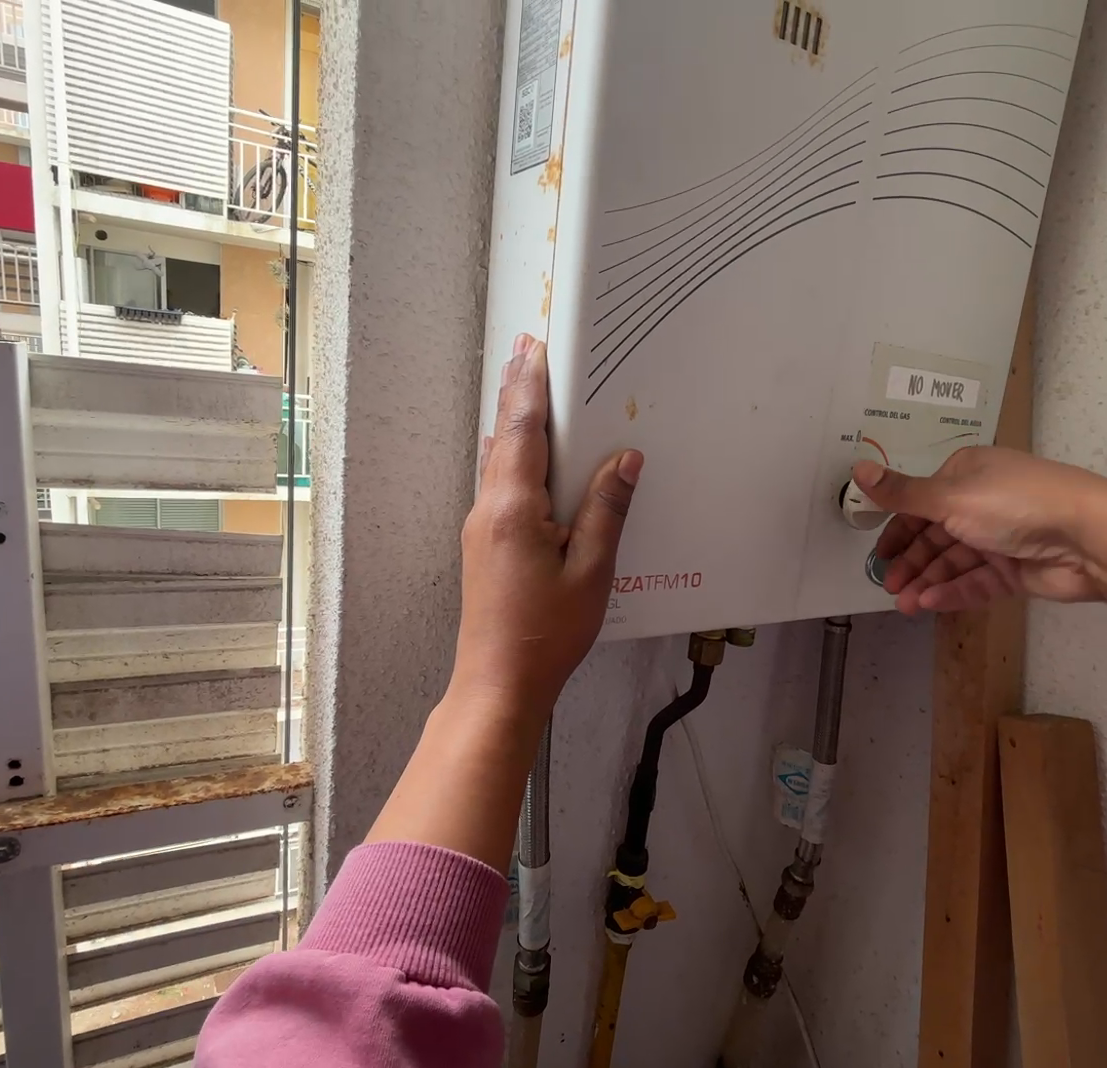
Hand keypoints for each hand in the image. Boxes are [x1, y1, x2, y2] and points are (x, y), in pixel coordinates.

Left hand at [450, 334, 642, 719]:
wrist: (499, 680)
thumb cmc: (548, 631)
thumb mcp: (591, 570)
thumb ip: (606, 509)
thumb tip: (625, 459)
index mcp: (514, 508)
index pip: (523, 431)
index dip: (531, 387)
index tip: (535, 348)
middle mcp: (489, 509)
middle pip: (503, 437)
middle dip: (515, 391)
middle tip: (524, 350)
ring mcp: (481, 528)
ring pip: (495, 460)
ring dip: (509, 421)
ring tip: (520, 388)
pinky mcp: (484, 545)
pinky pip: (496, 484)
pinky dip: (507, 454)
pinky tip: (512, 453)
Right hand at [852, 447, 1106, 613]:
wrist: (1091, 538)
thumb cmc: (1015, 504)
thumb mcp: (949, 497)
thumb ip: (901, 493)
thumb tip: (856, 469)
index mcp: (966, 475)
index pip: (920, 503)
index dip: (898, 529)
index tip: (879, 555)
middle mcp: (982, 502)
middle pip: (935, 536)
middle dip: (911, 562)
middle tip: (889, 586)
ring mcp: (1000, 538)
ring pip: (953, 562)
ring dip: (927, 581)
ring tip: (906, 605)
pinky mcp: (1016, 569)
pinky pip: (976, 581)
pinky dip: (953, 591)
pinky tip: (931, 604)